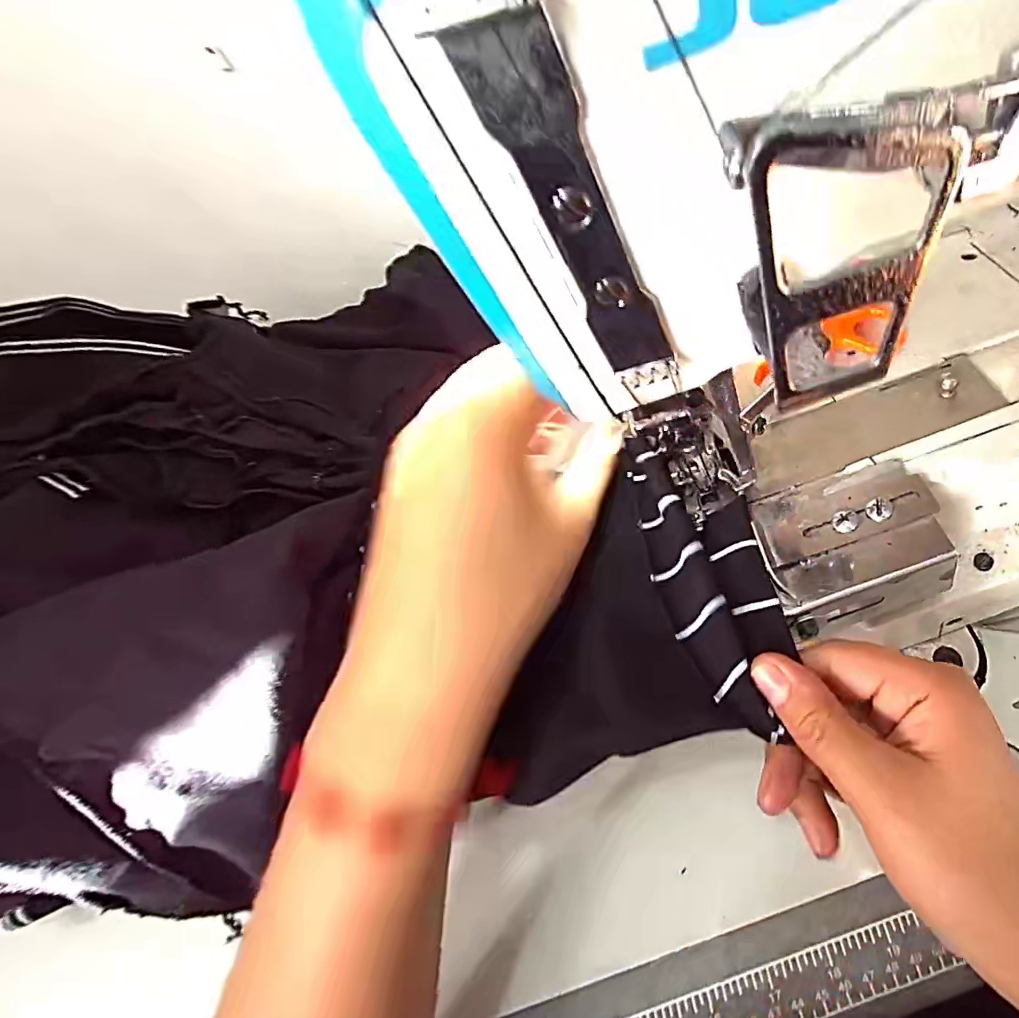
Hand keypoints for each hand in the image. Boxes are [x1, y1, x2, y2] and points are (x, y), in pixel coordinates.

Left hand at [317, 348, 619, 797]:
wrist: (424, 659)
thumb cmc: (508, 588)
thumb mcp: (571, 519)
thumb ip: (595, 459)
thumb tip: (611, 426)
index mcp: (480, 419)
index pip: (539, 359)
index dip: (584, 365)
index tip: (616, 381)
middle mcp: (435, 416)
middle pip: (501, 369)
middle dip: (551, 380)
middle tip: (595, 406)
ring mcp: (410, 443)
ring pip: (474, 394)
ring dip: (521, 404)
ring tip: (564, 435)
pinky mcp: (402, 471)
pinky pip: (454, 425)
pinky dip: (493, 428)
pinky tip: (523, 460)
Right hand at [750, 644, 1018, 966]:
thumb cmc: (976, 869)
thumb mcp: (878, 789)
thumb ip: (820, 725)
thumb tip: (774, 672)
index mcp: (931, 688)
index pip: (837, 658)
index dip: (792, 690)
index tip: (762, 724)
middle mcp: (930, 699)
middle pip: (835, 698)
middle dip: (802, 749)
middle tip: (779, 794)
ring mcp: (925, 731)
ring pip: (841, 733)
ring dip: (816, 778)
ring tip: (813, 825)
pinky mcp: (920, 760)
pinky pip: (860, 758)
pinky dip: (837, 790)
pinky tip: (831, 826)